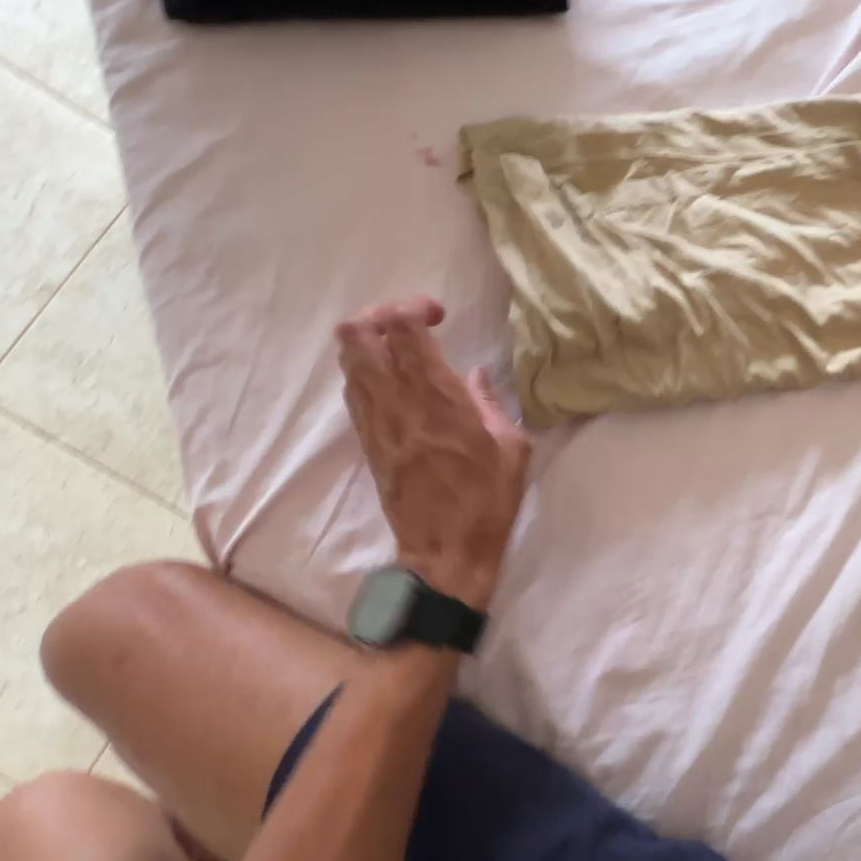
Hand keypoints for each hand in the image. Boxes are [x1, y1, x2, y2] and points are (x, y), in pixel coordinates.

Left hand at [337, 298, 529, 610]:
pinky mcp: (367, 442)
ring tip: (400, 352)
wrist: (446, 552)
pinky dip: (366, 373)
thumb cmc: (489, 500)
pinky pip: (354, 391)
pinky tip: (393, 383)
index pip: (401, 328)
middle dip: (379, 316)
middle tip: (410, 326)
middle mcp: (398, 402)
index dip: (413, 307)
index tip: (438, 316)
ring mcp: (376, 422)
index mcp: (438, 397)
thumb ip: (491, 404)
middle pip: (357, 334)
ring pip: (348, 360)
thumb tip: (475, 376)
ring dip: (369, 343)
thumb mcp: (512, 448)